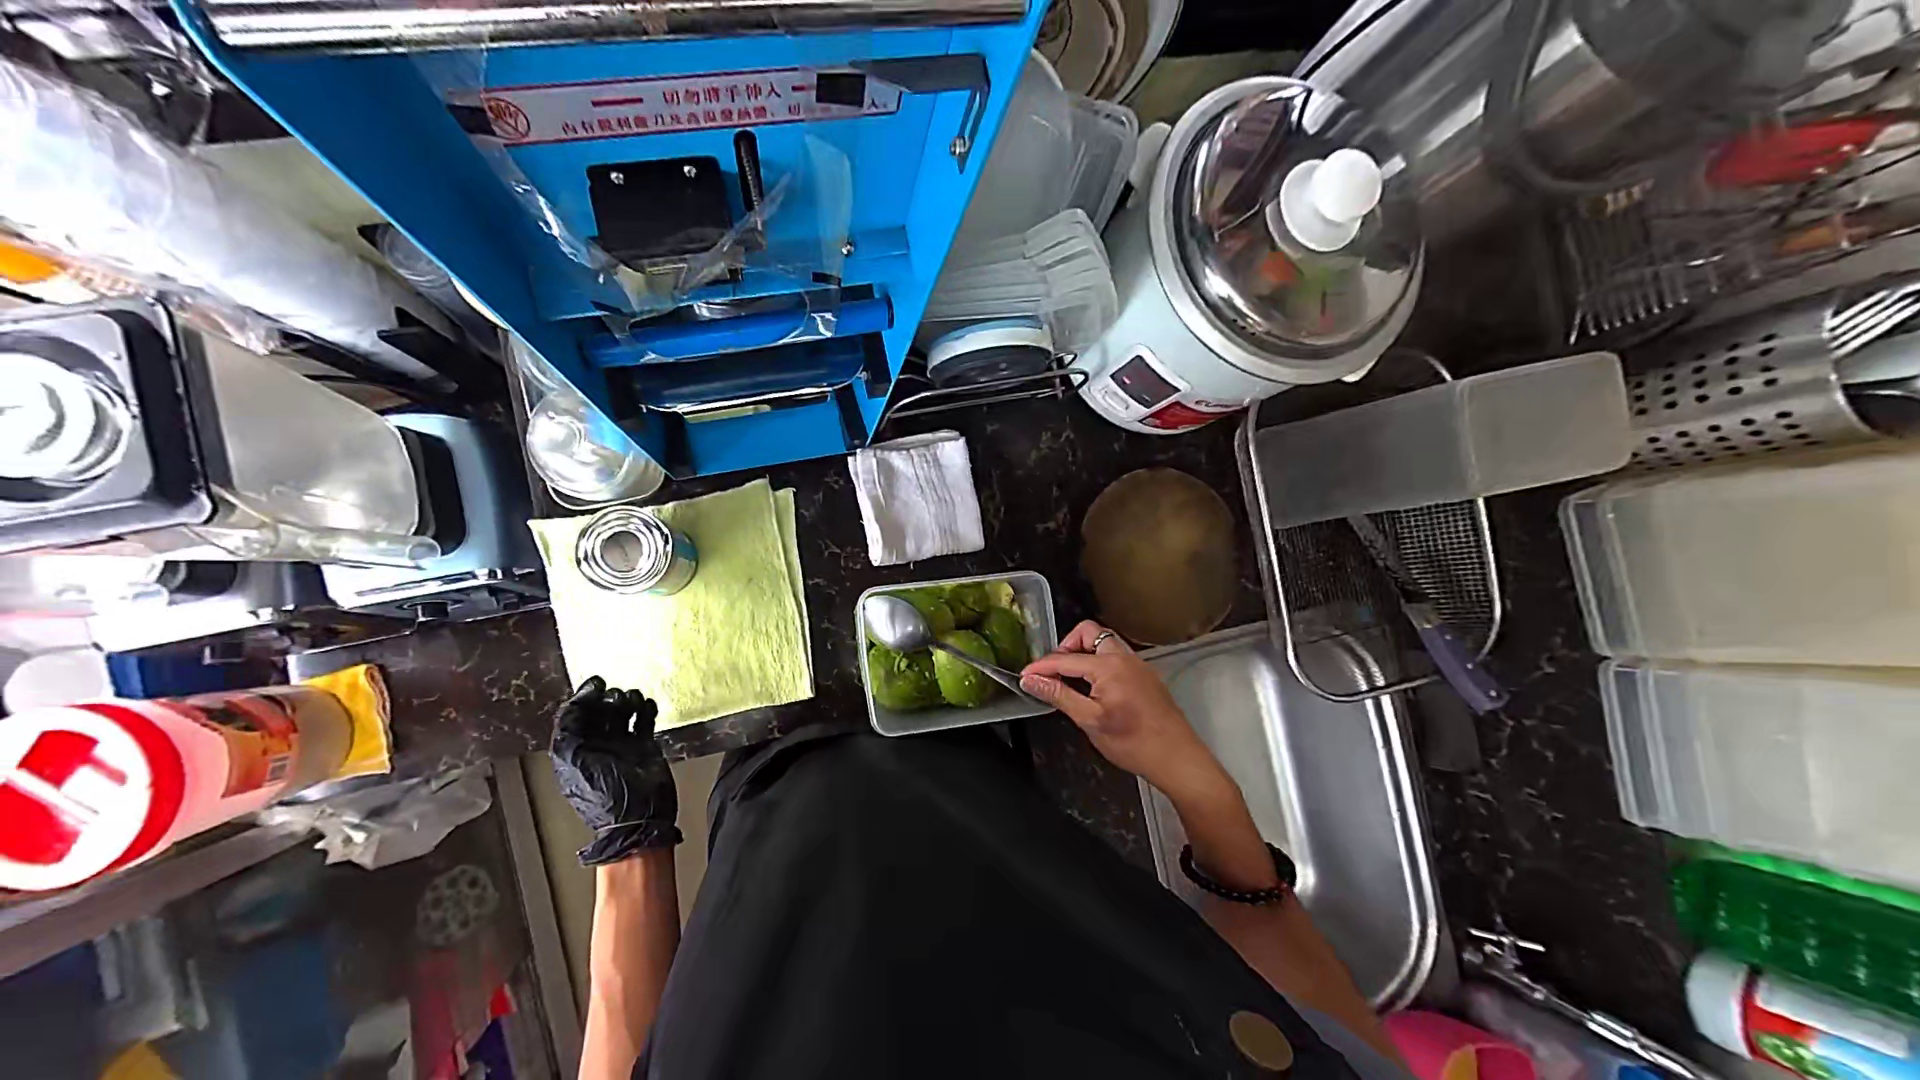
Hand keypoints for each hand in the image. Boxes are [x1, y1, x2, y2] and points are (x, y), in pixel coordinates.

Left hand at [551, 676, 680, 864]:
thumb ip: (568, 731)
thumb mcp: (575, 761)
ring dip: (627, 701)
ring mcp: (622, 745)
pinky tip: (647, 706)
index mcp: (575, 750)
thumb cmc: (605, 794)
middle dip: (607, 698)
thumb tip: (573, 702)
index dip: (583, 697)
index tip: (596, 684)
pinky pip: (644, 720)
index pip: (574, 715)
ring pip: (622, 712)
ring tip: (634, 700)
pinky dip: (646, 709)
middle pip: (600, 710)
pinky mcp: (645, 746)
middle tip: (616, 696)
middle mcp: (597, 745)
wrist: (639, 817)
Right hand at [1020, 621, 1230, 803]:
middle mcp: (1125, 657)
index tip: (1025, 676)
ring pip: (1103, 643)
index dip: (1041, 667)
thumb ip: (1058, 695)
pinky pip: (1116, 657)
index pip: (1065, 658)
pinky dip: (1098, 663)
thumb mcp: (1089, 720)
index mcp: (1109, 666)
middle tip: (1052, 672)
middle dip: (1065, 647)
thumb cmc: (1134, 743)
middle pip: (1088, 633)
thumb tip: (1032, 680)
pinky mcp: (1145, 676)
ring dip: (1083, 654)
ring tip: (1069, 680)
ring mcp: (1138, 665)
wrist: (1177, 758)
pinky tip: (1092, 688)